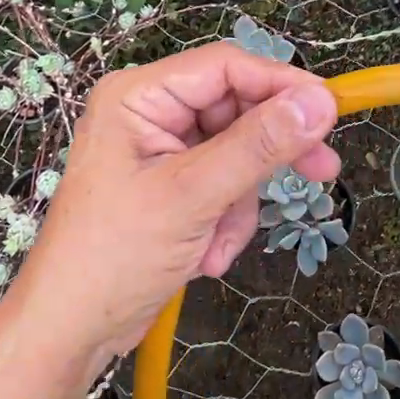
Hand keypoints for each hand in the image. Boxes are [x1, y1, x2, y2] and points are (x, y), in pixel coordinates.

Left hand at [13, 42, 339, 360]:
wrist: (69, 332)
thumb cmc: (115, 255)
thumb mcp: (193, 195)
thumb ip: (258, 145)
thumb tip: (319, 102)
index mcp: (140, 95)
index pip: (226, 67)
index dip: (280, 83)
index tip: (330, 109)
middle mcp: (151, 111)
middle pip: (236, 110)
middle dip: (263, 156)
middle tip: (321, 171)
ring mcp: (161, 149)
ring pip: (236, 152)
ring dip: (239, 202)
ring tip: (216, 242)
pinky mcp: (170, 184)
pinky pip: (223, 184)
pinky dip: (225, 220)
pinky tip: (203, 256)